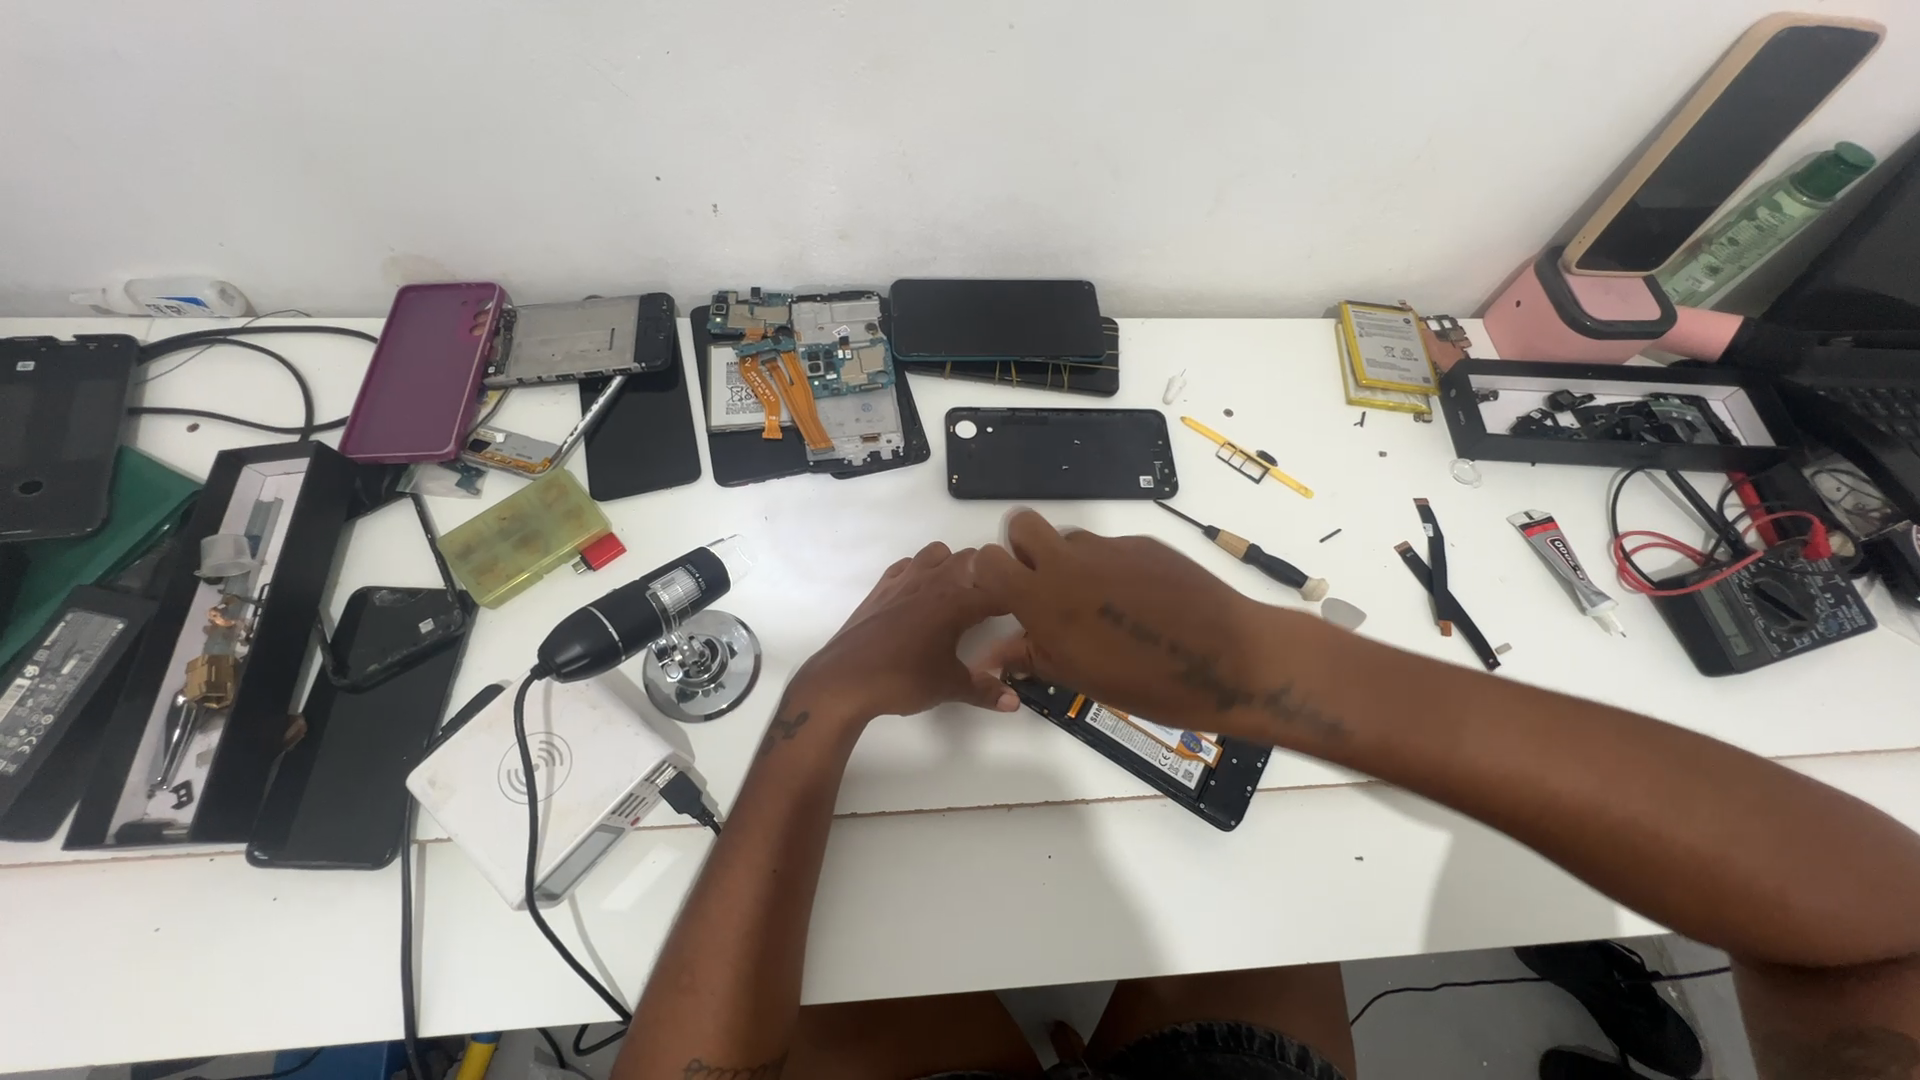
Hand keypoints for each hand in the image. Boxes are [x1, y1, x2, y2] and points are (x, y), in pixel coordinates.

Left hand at [790, 542, 1019, 722]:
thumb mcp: (949, 687)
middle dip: (987, 575)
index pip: (999, 589)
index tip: (1025, 608)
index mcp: (957, 602)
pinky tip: (919, 596)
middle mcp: (933, 582)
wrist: (844, 680)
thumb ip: (985, 691)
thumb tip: (1014, 703)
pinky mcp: (880, 588)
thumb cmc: (903, 680)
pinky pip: (906, 565)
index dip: (1017, 597)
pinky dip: (919, 571)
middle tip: (992, 604)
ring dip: (951, 565)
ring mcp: (904, 580)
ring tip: (956, 595)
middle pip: (971, 560)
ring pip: (937, 553)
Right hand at [972, 510, 1315, 736]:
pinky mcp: (1144, 544)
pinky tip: (1138, 601)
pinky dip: (1112, 567)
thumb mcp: (1077, 676)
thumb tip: (991, 656)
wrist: (1224, 659)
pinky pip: (1111, 548)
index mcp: (1043, 598)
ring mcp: (1109, 548)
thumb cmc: (1143, 681)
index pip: (988, 560)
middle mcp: (1069, 562)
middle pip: (1022, 523)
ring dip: (1071, 560)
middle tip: (1044, 584)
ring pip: (1070, 538)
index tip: (1007, 596)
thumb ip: (1029, 655)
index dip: (991, 575)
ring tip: (1100, 602)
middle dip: (1023, 547)